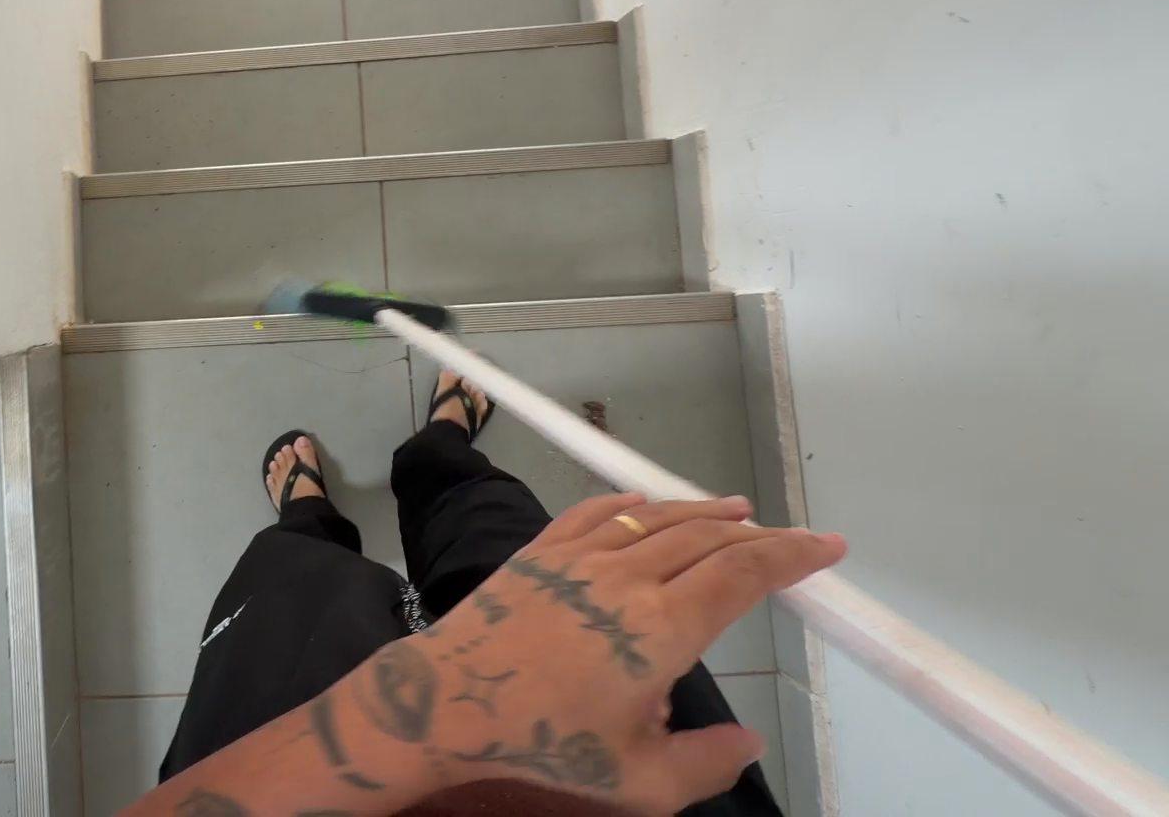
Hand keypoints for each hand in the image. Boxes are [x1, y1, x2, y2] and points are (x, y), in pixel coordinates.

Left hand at [335, 493, 845, 815]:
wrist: (453, 695)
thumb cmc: (545, 739)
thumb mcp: (642, 779)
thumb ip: (707, 761)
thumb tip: (749, 739)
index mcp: (661, 628)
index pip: (741, 575)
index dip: (790, 556)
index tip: (826, 546)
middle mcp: (624, 577)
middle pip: (703, 538)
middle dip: (756, 533)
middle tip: (789, 534)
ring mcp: (576, 555)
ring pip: (650, 518)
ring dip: (697, 510)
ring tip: (733, 508)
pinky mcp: (539, 549)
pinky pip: (589, 512)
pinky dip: (624, 502)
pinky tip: (640, 501)